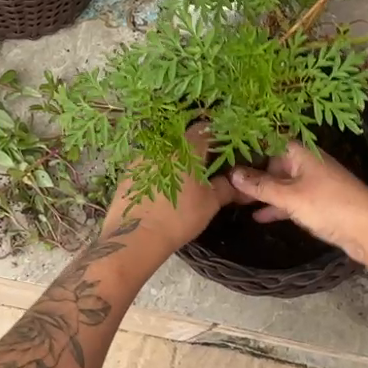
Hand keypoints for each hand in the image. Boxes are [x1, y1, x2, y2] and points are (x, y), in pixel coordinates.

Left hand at [103, 126, 242, 257]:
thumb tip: (240, 184)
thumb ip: (227, 188)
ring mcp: (141, 158)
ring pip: (165, 153)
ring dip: (175, 162)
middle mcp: (163, 146)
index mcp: (186, 148)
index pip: (205, 129)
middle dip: (196, 152)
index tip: (223, 150)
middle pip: (184, 140)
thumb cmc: (179, 217)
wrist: (136, 238)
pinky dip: (158, 173)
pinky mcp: (127, 172)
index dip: (216, 137)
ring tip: (182, 183)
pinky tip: (161, 191)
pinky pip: (148, 166)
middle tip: (205, 170)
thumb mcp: (210, 204)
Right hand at [227, 140, 367, 265]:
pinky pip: (289, 200)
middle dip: (250, 172)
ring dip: (261, 191)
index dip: (247, 145)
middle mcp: (305, 163)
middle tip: (223, 180)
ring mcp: (312, 183)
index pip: (268, 140)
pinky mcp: (317, 202)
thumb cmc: (330, 205)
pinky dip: (275, 206)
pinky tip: (257, 216)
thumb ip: (261, 186)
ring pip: (280, 183)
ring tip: (234, 199)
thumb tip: (233, 174)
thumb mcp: (290, 196)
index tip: (223, 151)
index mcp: (301, 152)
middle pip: (272, 162)